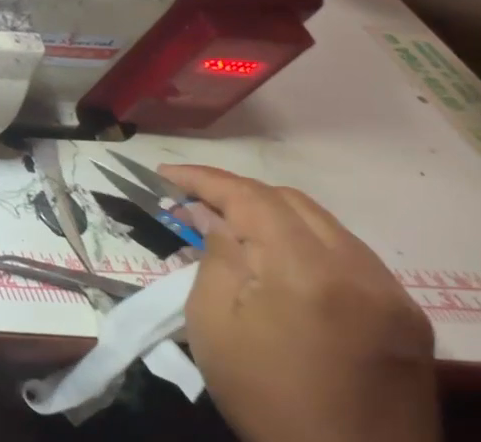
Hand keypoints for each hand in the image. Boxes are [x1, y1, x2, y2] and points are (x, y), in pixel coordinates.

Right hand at [163, 165, 439, 441]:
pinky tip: (279, 261)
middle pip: (292, 202)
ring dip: (274, 215)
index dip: (202, 178)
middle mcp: (359, 272)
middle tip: (191, 200)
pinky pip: (352, 257)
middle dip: (237, 192)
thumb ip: (217, 258)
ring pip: (327, 225)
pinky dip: (307, 243)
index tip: (162, 176)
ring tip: (231, 227)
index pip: (250, 197)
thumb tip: (213, 217)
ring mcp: (392, 295)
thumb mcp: (213, 322)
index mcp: (305, 272)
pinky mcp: (407, 318)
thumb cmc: (263, 394)